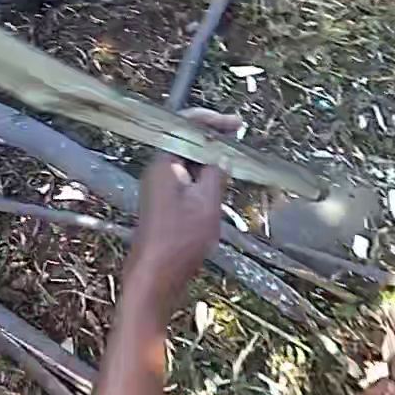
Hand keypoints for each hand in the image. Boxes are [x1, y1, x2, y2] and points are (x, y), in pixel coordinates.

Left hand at [125, 110, 238, 313]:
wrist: (155, 275)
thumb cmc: (179, 238)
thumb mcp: (207, 201)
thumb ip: (217, 172)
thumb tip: (225, 153)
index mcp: (163, 162)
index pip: (184, 125)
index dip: (212, 120)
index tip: (237, 124)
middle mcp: (157, 169)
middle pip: (185, 141)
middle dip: (213, 139)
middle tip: (239, 140)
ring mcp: (159, 185)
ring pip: (187, 161)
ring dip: (210, 159)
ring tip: (235, 163)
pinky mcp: (163, 201)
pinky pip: (185, 178)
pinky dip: (203, 176)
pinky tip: (220, 185)